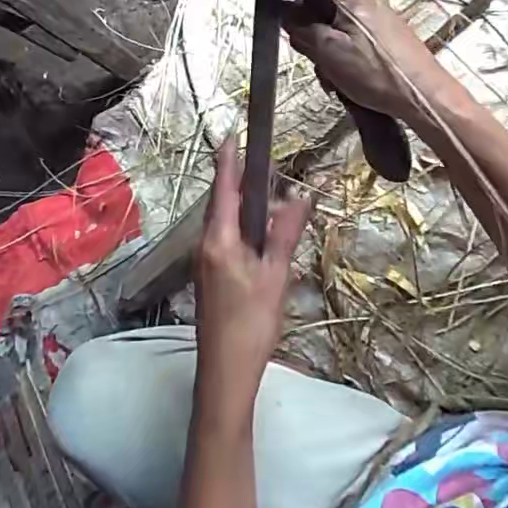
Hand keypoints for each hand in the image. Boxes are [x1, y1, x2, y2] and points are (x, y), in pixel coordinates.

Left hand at [194, 137, 313, 384]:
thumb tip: (301, 196)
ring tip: (265, 192)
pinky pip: (226, 240)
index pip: (223, 190)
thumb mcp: (275, 275)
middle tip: (259, 161)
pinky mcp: (211, 278)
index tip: (232, 135)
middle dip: (238, 182)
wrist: (225, 372)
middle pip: (221, 205)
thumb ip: (285, 234)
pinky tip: (261, 234)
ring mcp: (206, 263)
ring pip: (224, 224)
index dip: (228, 161)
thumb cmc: (251, 323)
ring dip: (242, 206)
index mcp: (219, 241)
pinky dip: (242, 228)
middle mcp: (206, 246)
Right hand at [237, 0, 443, 123]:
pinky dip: (336, 59)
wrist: (424, 99)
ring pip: (326, 26)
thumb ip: (302, 31)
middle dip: (303, 31)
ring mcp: (370, 16)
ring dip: (321, 52)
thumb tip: (287, 17)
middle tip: (315, 58)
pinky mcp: (376, 35)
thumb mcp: (330, 53)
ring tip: (336, 77)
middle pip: (312, 3)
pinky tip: (345, 80)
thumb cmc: (380, 74)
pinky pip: (342, 39)